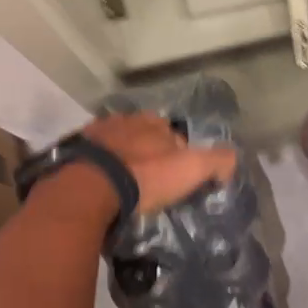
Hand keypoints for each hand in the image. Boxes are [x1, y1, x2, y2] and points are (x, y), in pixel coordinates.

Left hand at [82, 112, 236, 216]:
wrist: (91, 187)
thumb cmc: (145, 178)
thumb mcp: (191, 169)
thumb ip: (217, 161)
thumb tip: (231, 160)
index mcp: (155, 122)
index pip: (175, 136)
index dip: (179, 156)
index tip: (176, 178)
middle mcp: (126, 119)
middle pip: (143, 136)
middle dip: (148, 152)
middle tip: (148, 181)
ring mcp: (97, 133)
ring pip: (117, 143)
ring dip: (122, 157)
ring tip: (123, 182)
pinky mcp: (75, 149)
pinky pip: (93, 155)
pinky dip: (99, 165)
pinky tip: (100, 181)